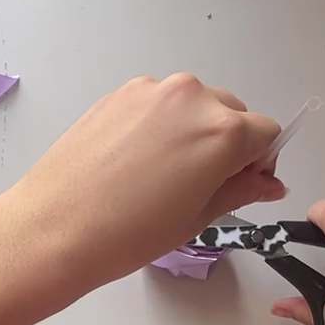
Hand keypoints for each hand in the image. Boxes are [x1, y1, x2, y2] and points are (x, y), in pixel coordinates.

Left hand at [0, 74, 285, 288]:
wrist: (55, 228)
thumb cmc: (126, 234)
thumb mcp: (196, 218)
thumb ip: (240, 191)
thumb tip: (269, 183)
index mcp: (222, 130)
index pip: (266, 134)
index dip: (260, 163)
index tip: (244, 186)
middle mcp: (191, 97)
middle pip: (232, 114)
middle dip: (229, 147)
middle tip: (202, 187)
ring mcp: (151, 91)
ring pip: (194, 106)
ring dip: (193, 134)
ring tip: (162, 179)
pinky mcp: (119, 94)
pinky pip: (157, 105)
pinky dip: (160, 128)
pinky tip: (136, 165)